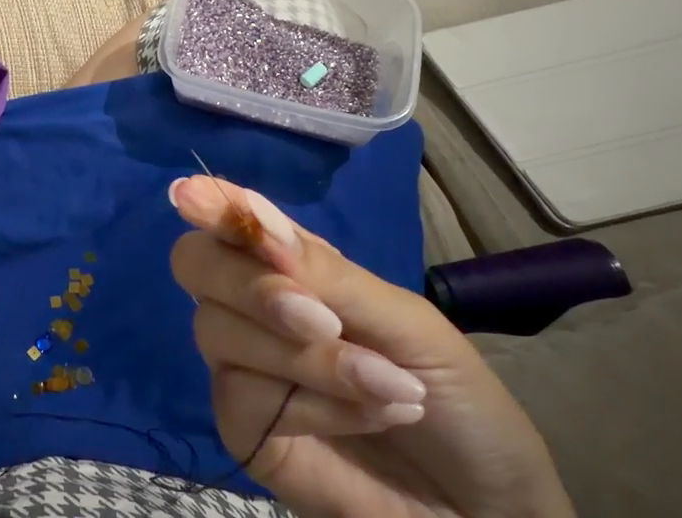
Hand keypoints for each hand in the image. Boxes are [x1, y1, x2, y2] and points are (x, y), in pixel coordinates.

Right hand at [169, 177, 575, 517]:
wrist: (492, 508)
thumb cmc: (460, 402)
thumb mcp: (408, 323)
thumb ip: (327, 274)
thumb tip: (251, 212)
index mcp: (291, 269)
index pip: (230, 222)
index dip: (210, 205)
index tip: (190, 195)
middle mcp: (253, 309)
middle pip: (196, 266)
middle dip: (251, 286)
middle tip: (322, 319)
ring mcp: (244, 369)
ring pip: (219, 332)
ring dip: (310, 358)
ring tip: (390, 386)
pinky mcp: (245, 429)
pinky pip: (242, 396)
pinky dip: (314, 404)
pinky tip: (368, 417)